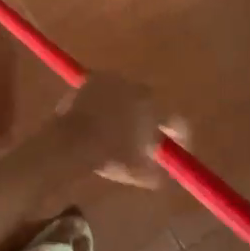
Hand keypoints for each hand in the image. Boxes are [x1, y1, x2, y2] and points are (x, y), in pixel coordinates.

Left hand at [54, 75, 178, 187]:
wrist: (69, 141)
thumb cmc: (108, 157)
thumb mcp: (139, 173)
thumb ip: (157, 172)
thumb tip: (162, 171)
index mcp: (154, 110)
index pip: (178, 121)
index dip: (180, 136)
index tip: (177, 148)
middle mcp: (138, 89)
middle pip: (153, 104)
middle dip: (152, 119)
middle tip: (144, 137)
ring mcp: (114, 80)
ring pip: (129, 95)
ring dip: (128, 108)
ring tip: (118, 126)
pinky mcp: (93, 77)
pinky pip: (108, 90)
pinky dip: (107, 101)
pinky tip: (99, 115)